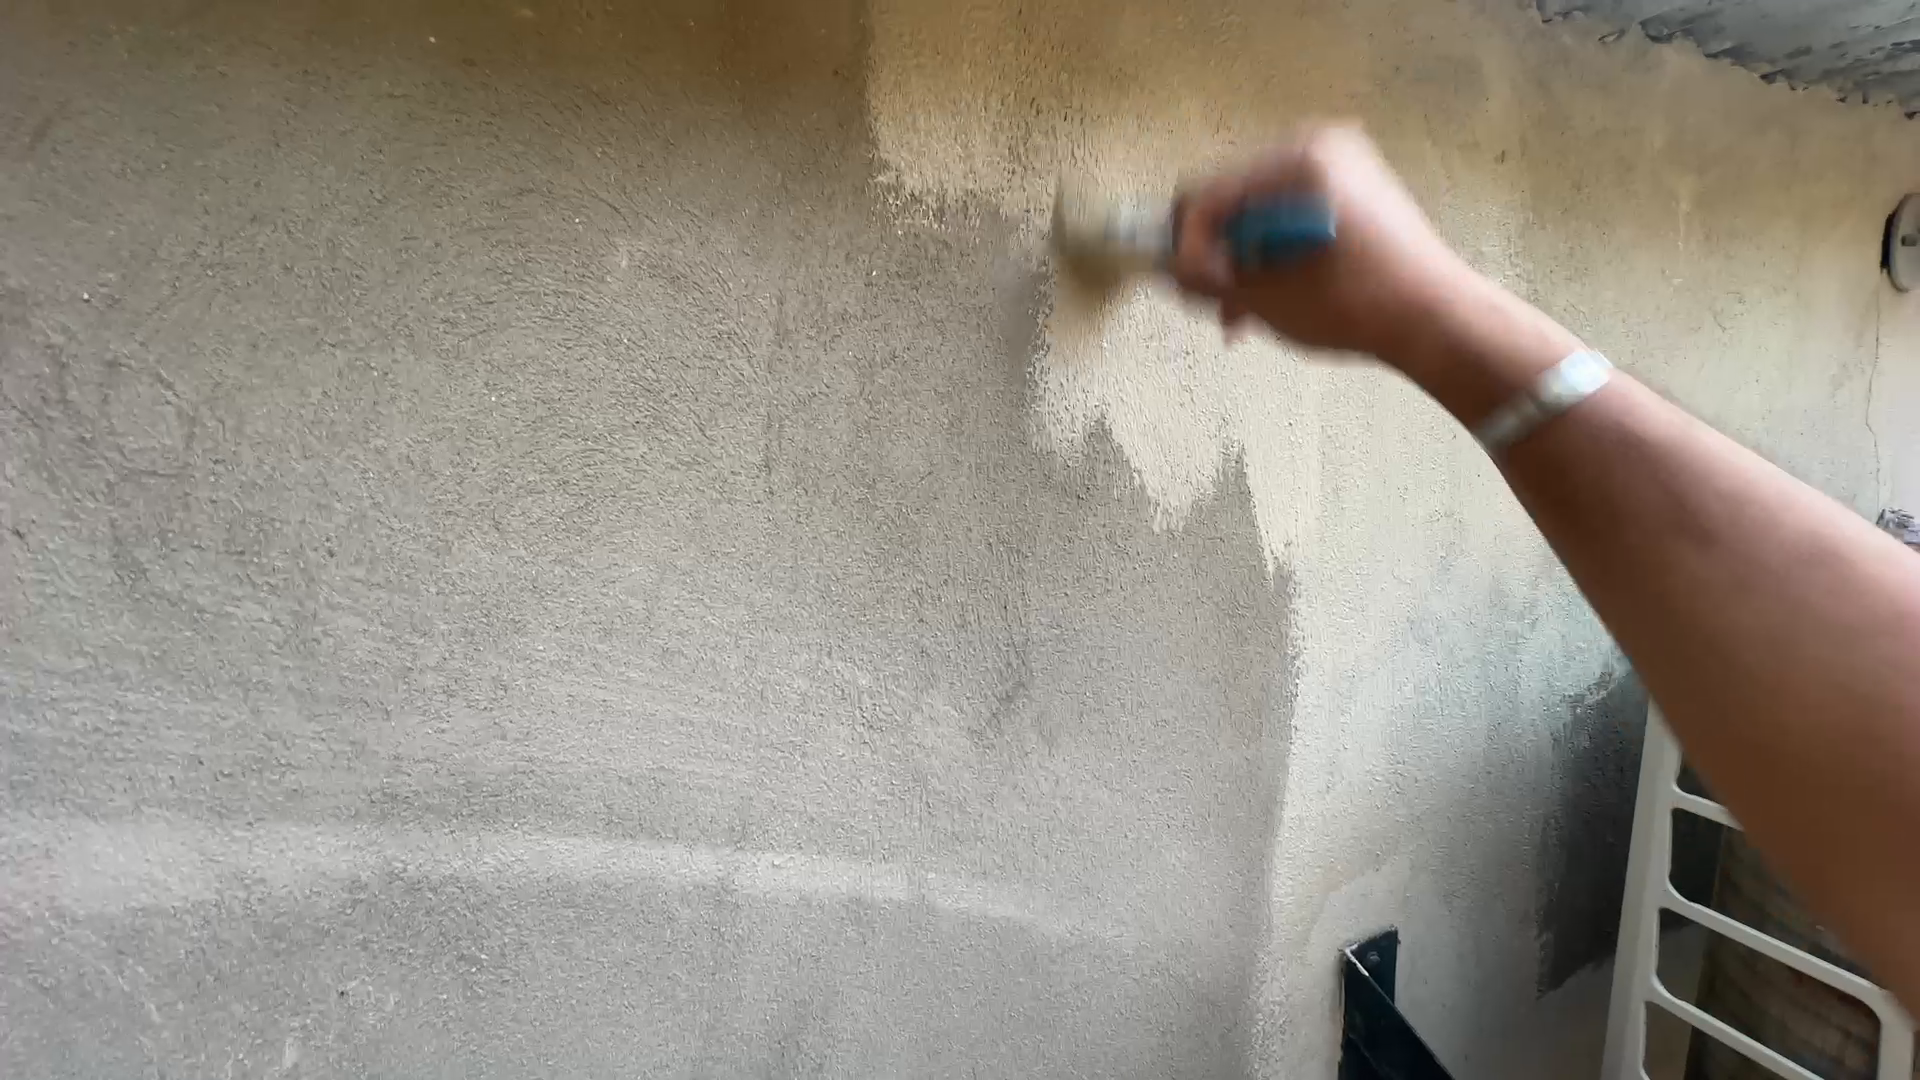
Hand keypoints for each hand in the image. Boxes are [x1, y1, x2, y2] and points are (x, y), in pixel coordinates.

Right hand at [1168, 122, 1481, 369]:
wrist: (1434, 319)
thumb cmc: (1350, 303)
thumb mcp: (1262, 294)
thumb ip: (1202, 279)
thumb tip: (1163, 270)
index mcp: (1296, 159)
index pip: (1204, 196)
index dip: (1184, 249)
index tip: (1189, 293)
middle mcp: (1315, 148)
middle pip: (1226, 203)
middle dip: (1211, 260)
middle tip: (1211, 305)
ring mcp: (1334, 169)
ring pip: (1251, 218)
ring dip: (1235, 268)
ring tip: (1236, 317)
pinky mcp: (1345, 194)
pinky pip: (1282, 221)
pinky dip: (1265, 259)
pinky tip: (1260, 304)